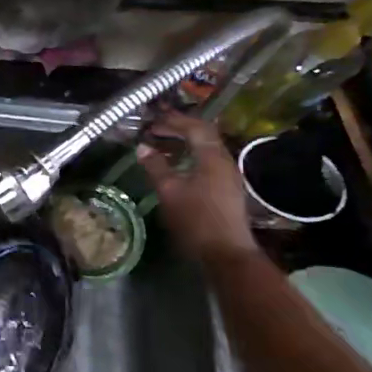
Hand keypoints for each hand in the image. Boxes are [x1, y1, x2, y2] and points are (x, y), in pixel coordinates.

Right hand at [136, 113, 258, 263]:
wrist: (226, 252)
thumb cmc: (195, 219)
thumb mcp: (169, 191)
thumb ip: (156, 166)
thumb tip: (143, 147)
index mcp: (212, 158)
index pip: (196, 128)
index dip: (174, 121)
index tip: (153, 120)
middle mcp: (225, 161)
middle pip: (205, 135)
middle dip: (180, 128)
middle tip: (155, 128)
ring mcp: (228, 175)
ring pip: (207, 148)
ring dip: (185, 142)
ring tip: (162, 144)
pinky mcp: (227, 187)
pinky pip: (208, 161)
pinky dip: (191, 155)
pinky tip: (176, 164)